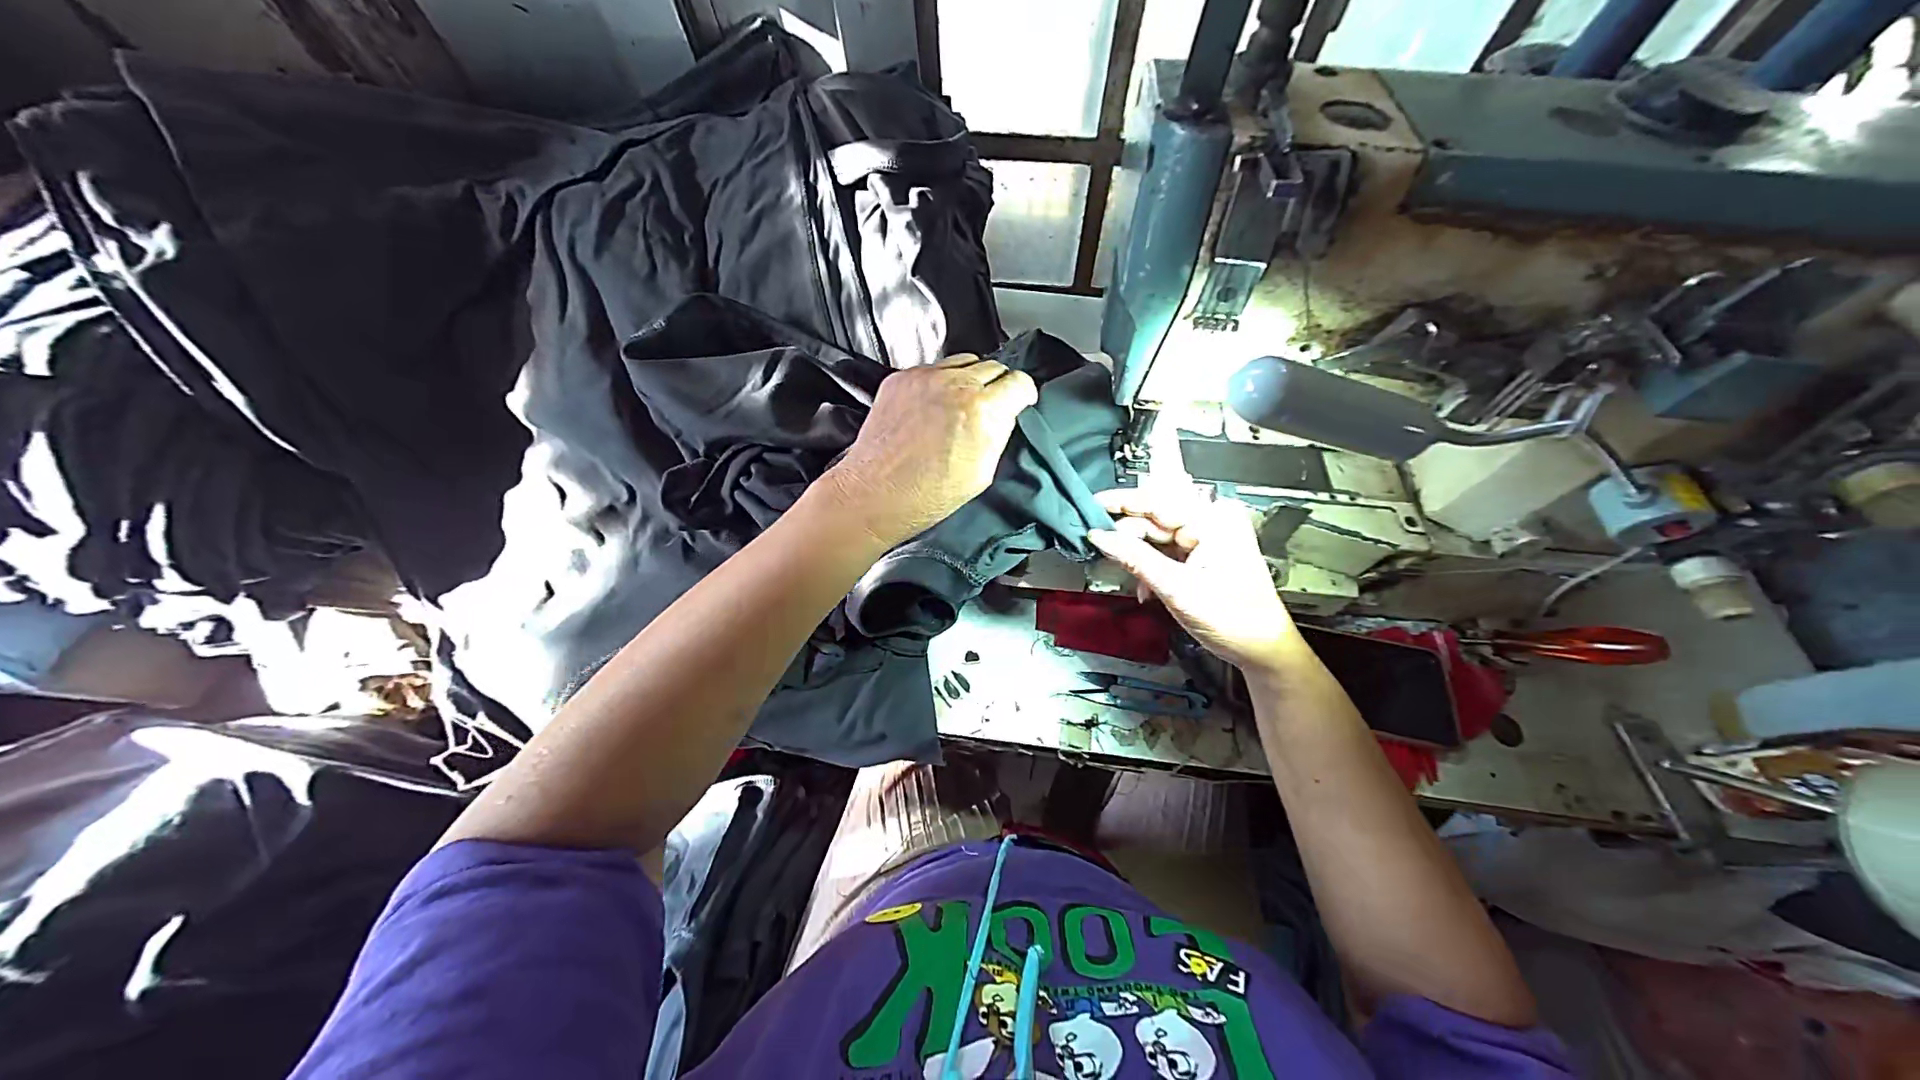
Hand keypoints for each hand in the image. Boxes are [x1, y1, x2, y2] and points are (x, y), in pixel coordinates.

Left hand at [819, 354, 1037, 545]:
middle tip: (990, 407)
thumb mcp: (983, 472)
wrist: (877, 493)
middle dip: (997, 386)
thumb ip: (999, 434)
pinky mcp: (901, 379)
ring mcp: (925, 378)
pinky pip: (933, 369)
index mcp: (982, 409)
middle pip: (993, 367)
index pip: (1019, 382)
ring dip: (969, 379)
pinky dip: (939, 383)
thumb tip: (1006, 415)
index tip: (1020, 400)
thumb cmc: (925, 494)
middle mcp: (954, 385)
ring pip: (963, 361)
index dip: (1023, 394)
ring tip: (960, 407)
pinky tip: (934, 408)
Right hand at [1088, 487, 1306, 678]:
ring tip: (1131, 576)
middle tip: (1102, 546)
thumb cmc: (1238, 621)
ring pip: (1157, 534)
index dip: (1121, 503)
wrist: (1262, 648)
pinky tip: (1146, 584)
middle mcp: (1213, 521)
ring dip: (1139, 556)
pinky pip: (1167, 548)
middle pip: (1154, 517)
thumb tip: (1102, 537)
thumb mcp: (1175, 588)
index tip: (1094, 506)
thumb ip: (1134, 558)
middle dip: (1128, 536)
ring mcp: (1210, 536)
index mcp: (1214, 521)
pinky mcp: (1205, 552)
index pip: (1157, 500)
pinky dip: (1151, 565)